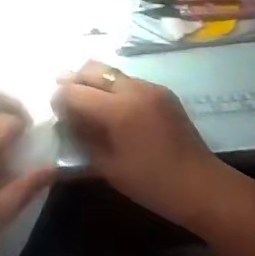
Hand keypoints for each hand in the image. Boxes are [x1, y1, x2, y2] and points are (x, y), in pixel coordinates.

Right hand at [53, 59, 226, 217]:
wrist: (200, 185)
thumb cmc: (151, 183)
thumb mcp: (108, 166)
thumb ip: (84, 138)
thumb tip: (67, 121)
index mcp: (119, 110)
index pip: (75, 91)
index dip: (59, 99)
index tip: (54, 111)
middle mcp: (134, 89)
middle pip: (93, 69)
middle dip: (74, 80)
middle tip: (64, 98)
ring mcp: (152, 88)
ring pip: (112, 72)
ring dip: (95, 82)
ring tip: (86, 103)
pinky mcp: (164, 93)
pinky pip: (130, 82)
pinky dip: (114, 89)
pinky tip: (112, 109)